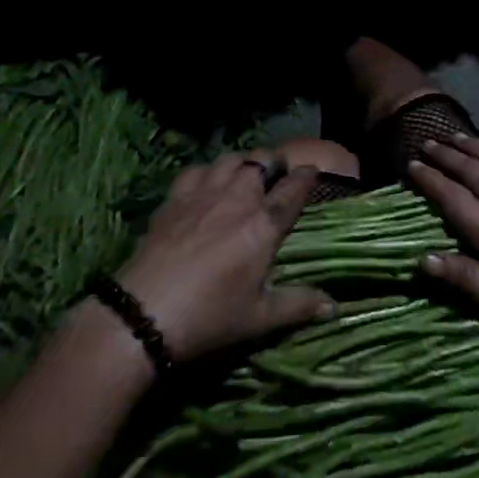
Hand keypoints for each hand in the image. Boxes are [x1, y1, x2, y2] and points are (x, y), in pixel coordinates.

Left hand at [116, 151, 335, 361]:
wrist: (143, 313)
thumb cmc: (209, 317)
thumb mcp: (259, 318)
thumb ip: (298, 306)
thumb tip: (334, 307)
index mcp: (264, 225)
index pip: (293, 189)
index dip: (306, 176)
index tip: (313, 171)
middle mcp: (237, 199)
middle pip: (261, 162)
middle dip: (274, 162)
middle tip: (278, 172)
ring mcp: (203, 194)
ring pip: (230, 159)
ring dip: (243, 161)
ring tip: (246, 170)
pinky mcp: (174, 199)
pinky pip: (196, 170)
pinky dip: (207, 170)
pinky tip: (206, 182)